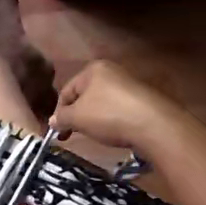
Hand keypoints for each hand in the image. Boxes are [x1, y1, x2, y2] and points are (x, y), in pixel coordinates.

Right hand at [48, 61, 188, 155]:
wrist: (153, 125)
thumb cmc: (108, 115)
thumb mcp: (77, 117)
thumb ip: (61, 118)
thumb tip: (52, 121)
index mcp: (93, 69)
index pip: (66, 91)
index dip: (59, 112)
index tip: (58, 132)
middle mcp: (111, 71)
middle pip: (84, 96)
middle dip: (77, 116)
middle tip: (73, 134)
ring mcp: (128, 84)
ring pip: (101, 103)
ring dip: (93, 119)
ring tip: (94, 135)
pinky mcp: (142, 99)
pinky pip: (118, 109)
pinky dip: (111, 120)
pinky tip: (113, 132)